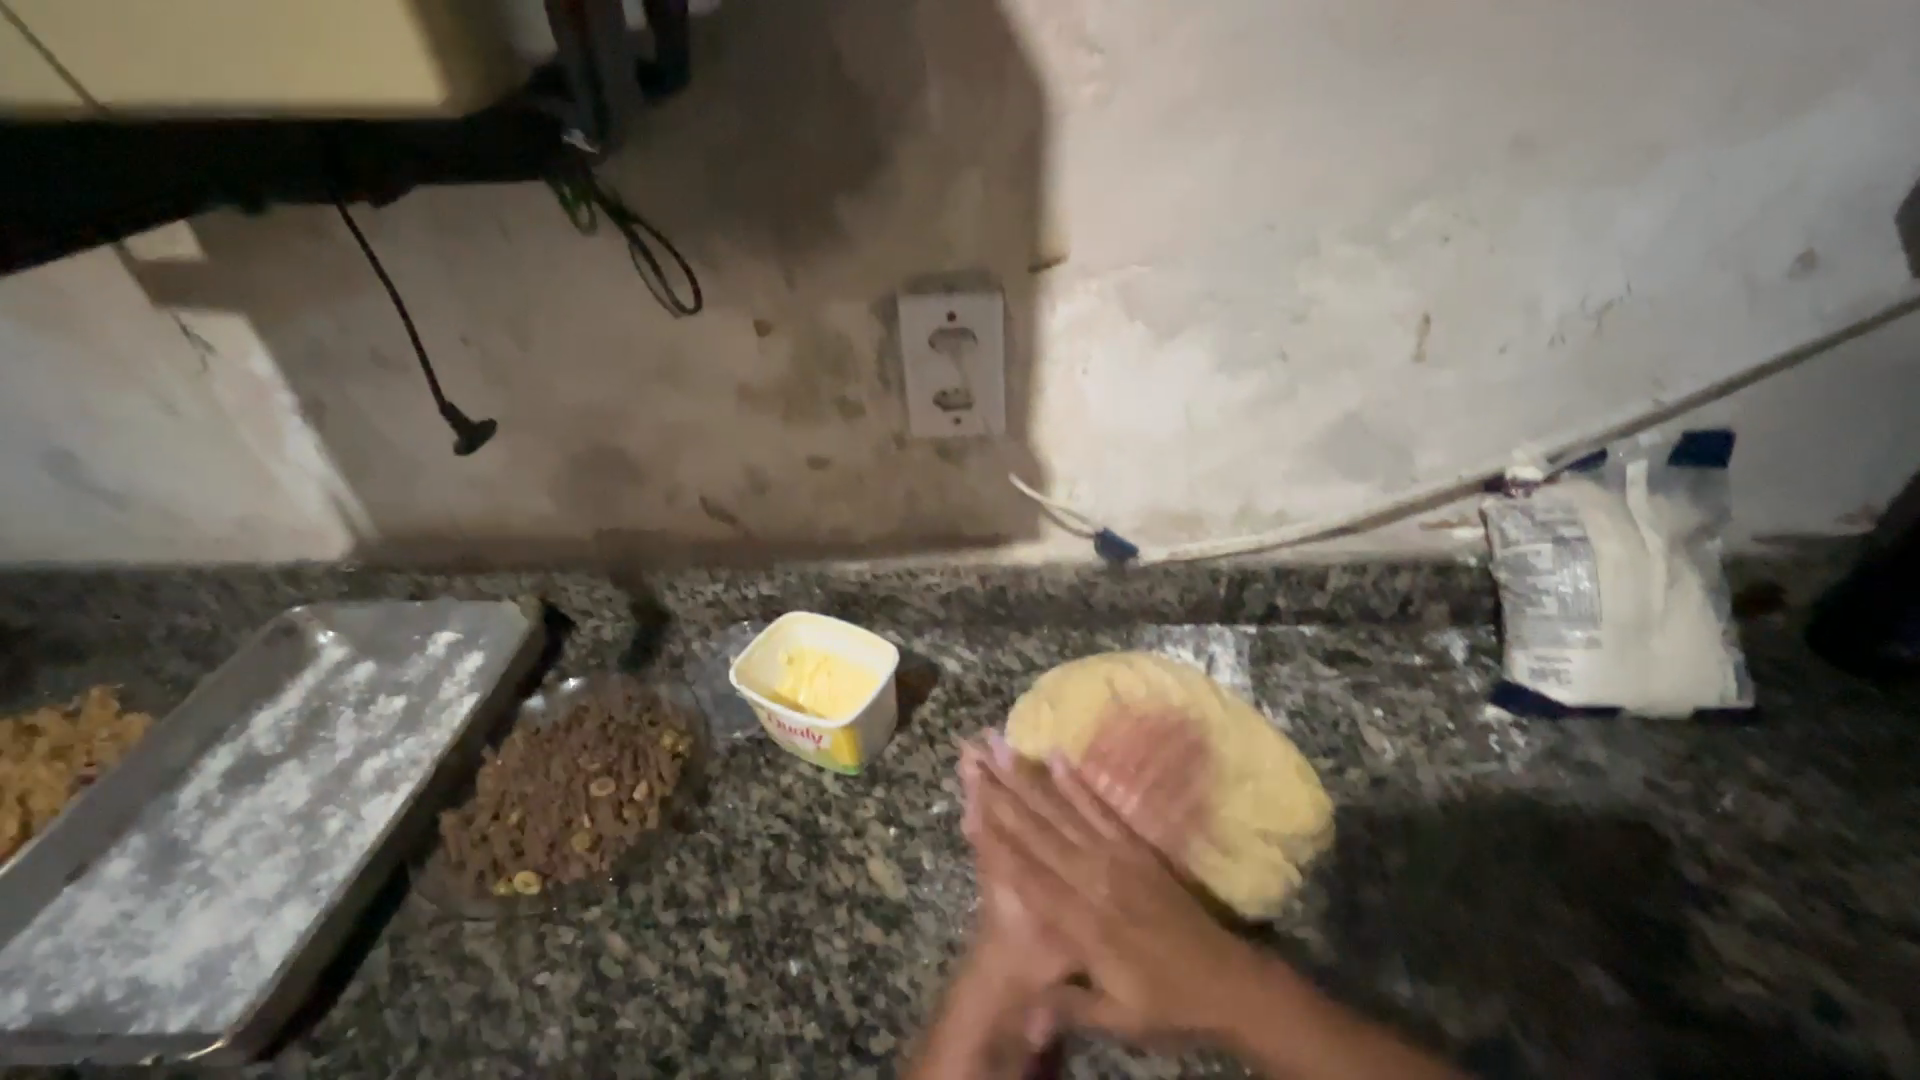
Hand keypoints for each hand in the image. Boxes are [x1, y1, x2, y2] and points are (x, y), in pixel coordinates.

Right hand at [962, 735, 1263, 1045]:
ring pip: (1064, 815)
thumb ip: (1070, 1005)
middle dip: (1002, 797)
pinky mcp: (1138, 848)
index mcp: (1087, 925)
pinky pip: (1102, 810)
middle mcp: (1097, 882)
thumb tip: (1021, 1012)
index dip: (996, 844)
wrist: (1232, 982)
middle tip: (975, 761)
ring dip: (1030, 782)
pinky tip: (1057, 760)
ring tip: (1004, 751)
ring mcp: (1119, 859)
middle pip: (1039, 835)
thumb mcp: (1120, 1019)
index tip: (968, 808)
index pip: (1029, 879)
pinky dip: (1078, 785)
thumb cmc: (1169, 1004)